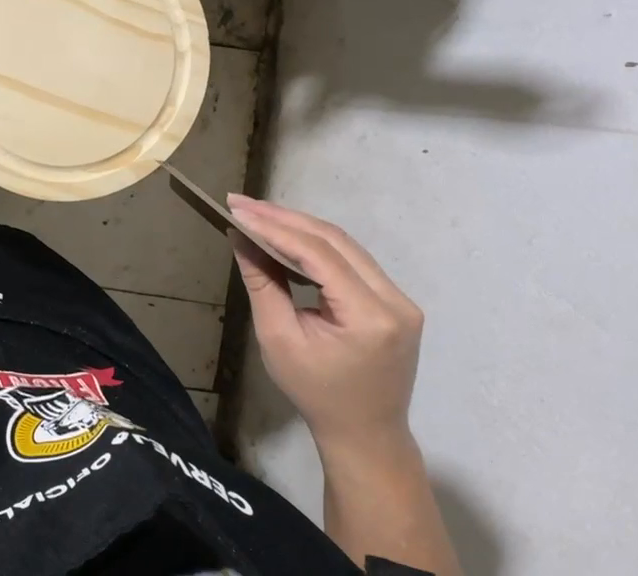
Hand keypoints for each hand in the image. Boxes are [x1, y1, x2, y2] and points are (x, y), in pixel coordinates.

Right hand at [229, 196, 423, 457]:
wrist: (364, 432)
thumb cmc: (315, 391)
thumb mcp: (278, 338)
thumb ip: (263, 284)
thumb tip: (242, 238)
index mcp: (370, 316)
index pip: (318, 254)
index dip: (275, 228)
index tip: (236, 210)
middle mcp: (395, 301)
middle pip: (335, 241)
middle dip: (285, 219)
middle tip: (240, 204)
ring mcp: (400, 300)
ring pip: (345, 245)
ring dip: (299, 227)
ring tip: (257, 214)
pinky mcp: (395, 302)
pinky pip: (352, 260)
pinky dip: (316, 244)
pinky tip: (286, 237)